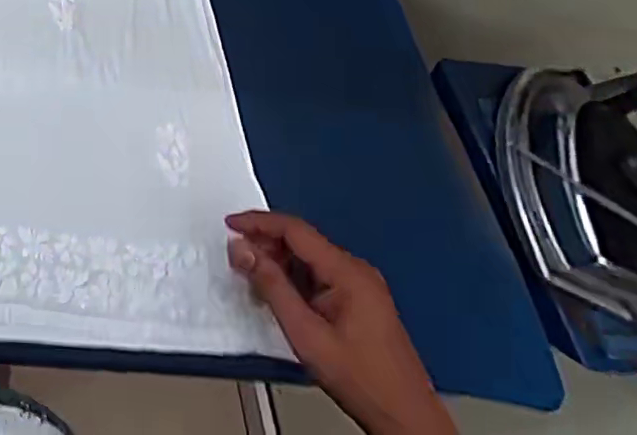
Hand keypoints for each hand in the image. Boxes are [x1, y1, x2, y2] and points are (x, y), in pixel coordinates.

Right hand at [226, 211, 454, 434]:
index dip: (258, 222)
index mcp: (347, 272)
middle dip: (266, 244)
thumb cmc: (358, 379)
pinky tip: (280, 294)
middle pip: (302, 241)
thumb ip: (270, 285)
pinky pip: (320, 275)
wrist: (407, 421)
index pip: (295, 230)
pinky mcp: (361, 300)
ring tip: (254, 279)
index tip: (229, 225)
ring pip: (309, 258)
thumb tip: (241, 248)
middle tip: (238, 258)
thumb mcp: (305, 332)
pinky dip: (294, 277)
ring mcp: (362, 285)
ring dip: (278, 262)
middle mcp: (357, 270)